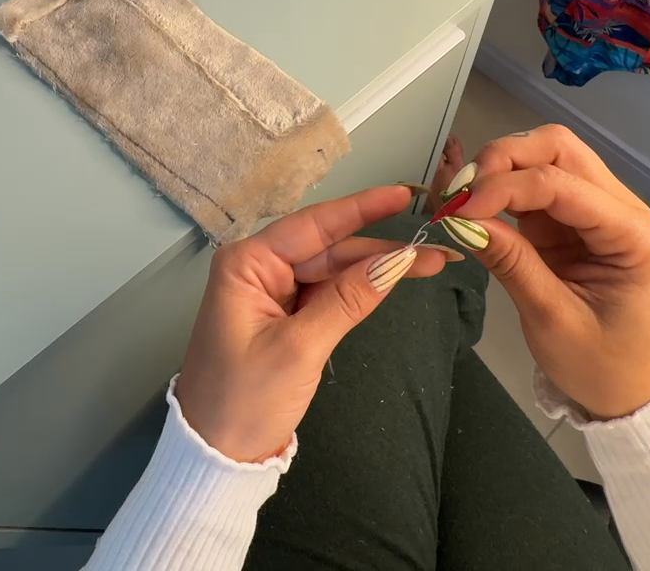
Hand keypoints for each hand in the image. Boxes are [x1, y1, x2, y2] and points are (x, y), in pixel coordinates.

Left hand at [175, 186, 458, 460]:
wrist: (214, 457)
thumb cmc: (244, 400)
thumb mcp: (298, 348)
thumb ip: (348, 300)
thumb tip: (397, 260)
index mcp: (247, 263)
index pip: (313, 225)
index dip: (362, 208)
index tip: (403, 193)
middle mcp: (258, 267)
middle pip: (327, 247)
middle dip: (380, 247)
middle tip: (435, 247)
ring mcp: (271, 292)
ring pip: (331, 269)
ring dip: (375, 269)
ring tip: (430, 264)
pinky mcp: (283, 315)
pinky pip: (325, 292)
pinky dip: (358, 290)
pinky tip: (392, 279)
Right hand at [451, 126, 649, 419]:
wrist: (625, 394)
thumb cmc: (599, 365)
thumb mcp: (552, 319)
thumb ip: (511, 262)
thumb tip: (461, 220)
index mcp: (634, 236)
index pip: (561, 184)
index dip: (504, 187)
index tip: (458, 210)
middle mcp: (622, 209)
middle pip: (558, 148)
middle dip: (504, 159)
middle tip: (462, 191)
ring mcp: (596, 208)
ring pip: (546, 155)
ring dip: (501, 166)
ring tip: (465, 198)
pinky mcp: (571, 217)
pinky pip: (535, 181)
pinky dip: (501, 184)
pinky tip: (476, 204)